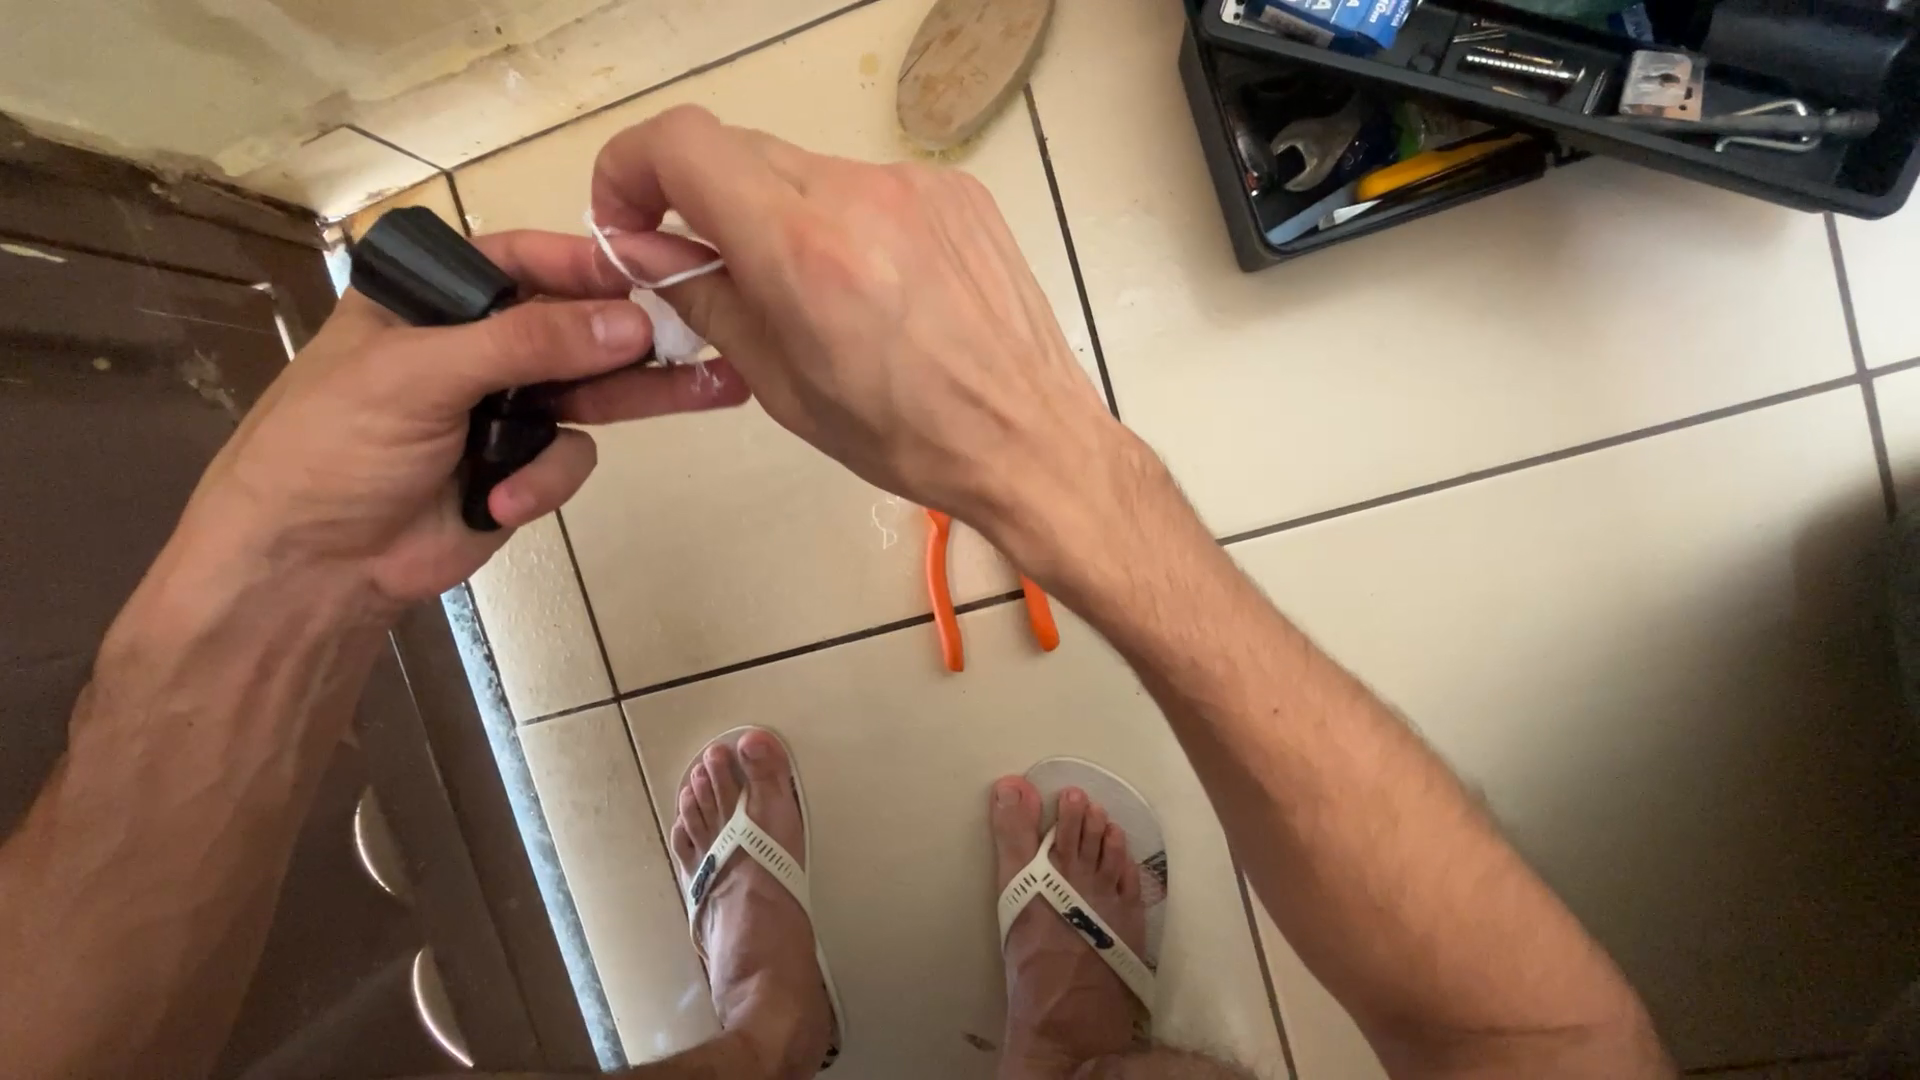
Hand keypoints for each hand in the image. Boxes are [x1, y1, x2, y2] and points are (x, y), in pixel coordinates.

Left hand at [178, 229, 749, 616]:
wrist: (317, 567)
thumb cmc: (336, 448)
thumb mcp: (418, 376)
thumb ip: (527, 343)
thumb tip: (633, 325)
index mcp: (432, 300)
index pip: (520, 260)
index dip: (584, 265)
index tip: (652, 273)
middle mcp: (481, 345)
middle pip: (578, 328)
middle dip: (637, 338)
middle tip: (707, 334)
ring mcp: (511, 405)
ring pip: (598, 389)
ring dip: (643, 396)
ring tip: (714, 391)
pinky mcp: (530, 462)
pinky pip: (572, 455)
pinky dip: (546, 480)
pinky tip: (504, 499)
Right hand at [584, 106, 1123, 551]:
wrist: (1029, 439)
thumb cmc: (907, 439)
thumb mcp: (788, 391)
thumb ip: (713, 304)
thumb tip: (655, 253)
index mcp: (806, 252)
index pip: (681, 145)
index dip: (633, 169)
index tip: (633, 220)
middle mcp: (861, 194)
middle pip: (740, 151)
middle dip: (707, 201)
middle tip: (716, 269)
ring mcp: (918, 186)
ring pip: (808, 171)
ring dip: (782, 216)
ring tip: (814, 293)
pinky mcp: (959, 193)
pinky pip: (871, 187)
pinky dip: (847, 222)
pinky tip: (877, 285)